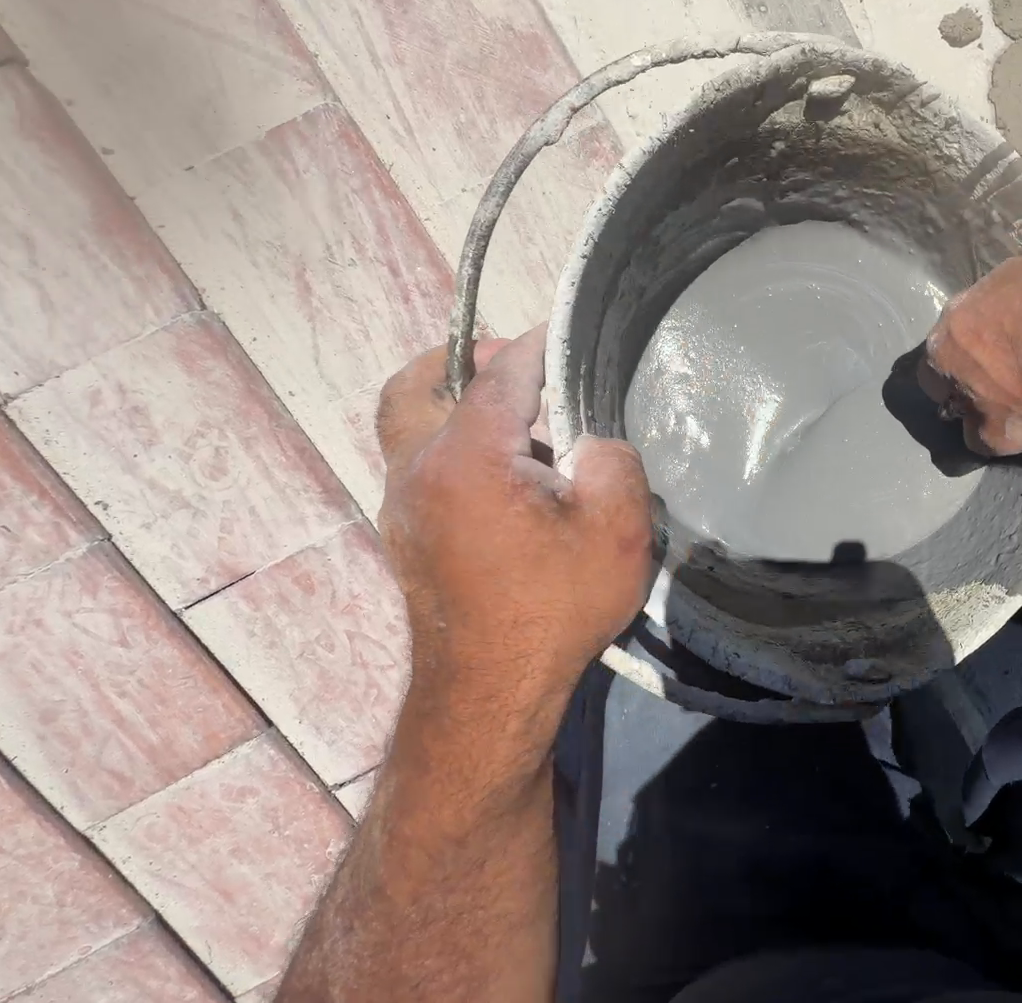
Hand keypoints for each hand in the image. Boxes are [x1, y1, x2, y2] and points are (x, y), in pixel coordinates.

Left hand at [375, 327, 656, 743]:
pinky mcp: (409, 539)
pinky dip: (453, 445)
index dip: (533, 347)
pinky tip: (508, 475)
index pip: (499, 377)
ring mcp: (404, 508)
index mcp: (467, 458)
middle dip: (458, 361)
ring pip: (410, 429)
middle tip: (508, 361)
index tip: (561, 331)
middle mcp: (419, 472)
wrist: (492, 690)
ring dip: (454, 407)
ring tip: (519, 420)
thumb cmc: (557, 604)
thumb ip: (612, 460)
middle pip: (413, 389)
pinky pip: (421, 466)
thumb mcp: (617, 527)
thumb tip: (589, 445)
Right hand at [920, 252, 1021, 454]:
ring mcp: (1001, 274)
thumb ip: (974, 433)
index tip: (980, 401)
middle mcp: (961, 303)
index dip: (954, 393)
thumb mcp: (1003, 438)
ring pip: (996, 303)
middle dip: (979, 351)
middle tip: (1014, 371)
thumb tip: (971, 426)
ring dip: (1010, 321)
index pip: (931, 376)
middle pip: (961, 333)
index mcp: (942, 348)